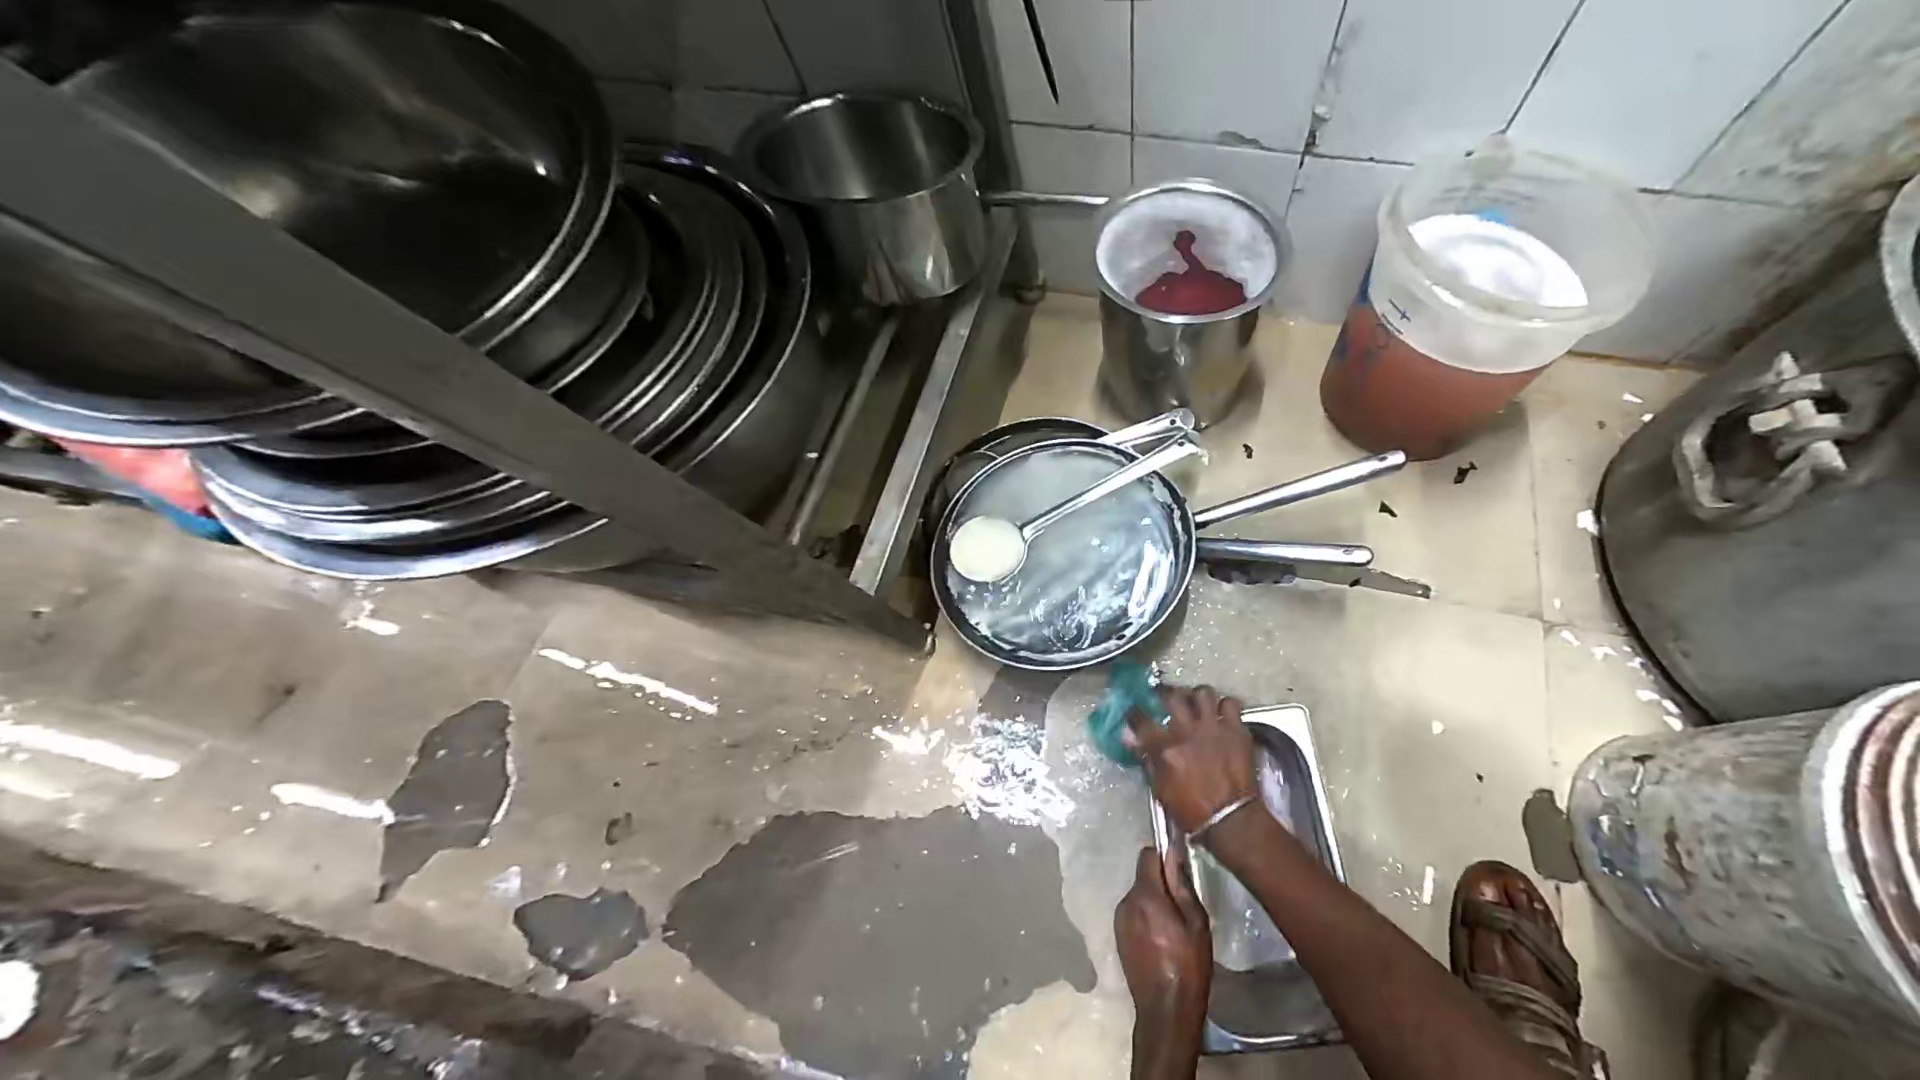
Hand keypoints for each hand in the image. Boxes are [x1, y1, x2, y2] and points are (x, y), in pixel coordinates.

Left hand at [1115, 845, 1210, 1026]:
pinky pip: (1133, 913)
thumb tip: (1172, 853)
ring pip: (1138, 896)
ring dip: (1153, 901)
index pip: (1147, 855)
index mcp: (1144, 895)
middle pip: (1143, 877)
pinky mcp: (1117, 935)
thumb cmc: (1188, 966)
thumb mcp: (1196, 923)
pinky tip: (1160, 939)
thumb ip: (1181, 885)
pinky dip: (1145, 917)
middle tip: (1182, 906)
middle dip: (1161, 883)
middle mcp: (1125, 901)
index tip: (1178, 867)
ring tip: (1173, 927)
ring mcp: (1118, 919)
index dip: (1163, 856)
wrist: (1165, 1010)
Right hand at [1125, 685, 1257, 834]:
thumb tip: (1130, 738)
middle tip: (1165, 697)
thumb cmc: (1192, 810)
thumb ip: (1146, 759)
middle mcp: (1188, 731)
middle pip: (1173, 696)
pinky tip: (1222, 715)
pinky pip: (1232, 704)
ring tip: (1196, 702)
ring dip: (1197, 696)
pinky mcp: (1237, 731)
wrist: (1232, 820)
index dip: (1134, 712)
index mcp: (1165, 747)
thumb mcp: (1160, 789)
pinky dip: (1226, 706)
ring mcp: (1214, 728)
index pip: (1141, 720)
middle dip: (1165, 693)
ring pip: (1203, 693)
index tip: (1133, 711)